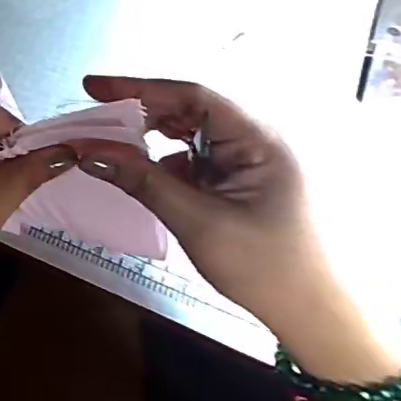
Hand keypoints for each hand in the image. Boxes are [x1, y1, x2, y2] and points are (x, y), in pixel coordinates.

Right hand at [76, 76, 400, 379]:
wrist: (310, 313)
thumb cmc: (263, 266)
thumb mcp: (197, 221)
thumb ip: (143, 181)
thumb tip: (90, 152)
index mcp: (257, 138)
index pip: (191, 95)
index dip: (139, 87)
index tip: (92, 87)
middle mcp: (253, 139)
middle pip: (187, 110)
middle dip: (139, 113)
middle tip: (93, 118)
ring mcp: (246, 160)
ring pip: (187, 135)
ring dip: (149, 139)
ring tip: (108, 144)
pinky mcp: (237, 181)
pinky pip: (193, 160)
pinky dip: (163, 164)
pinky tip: (140, 174)